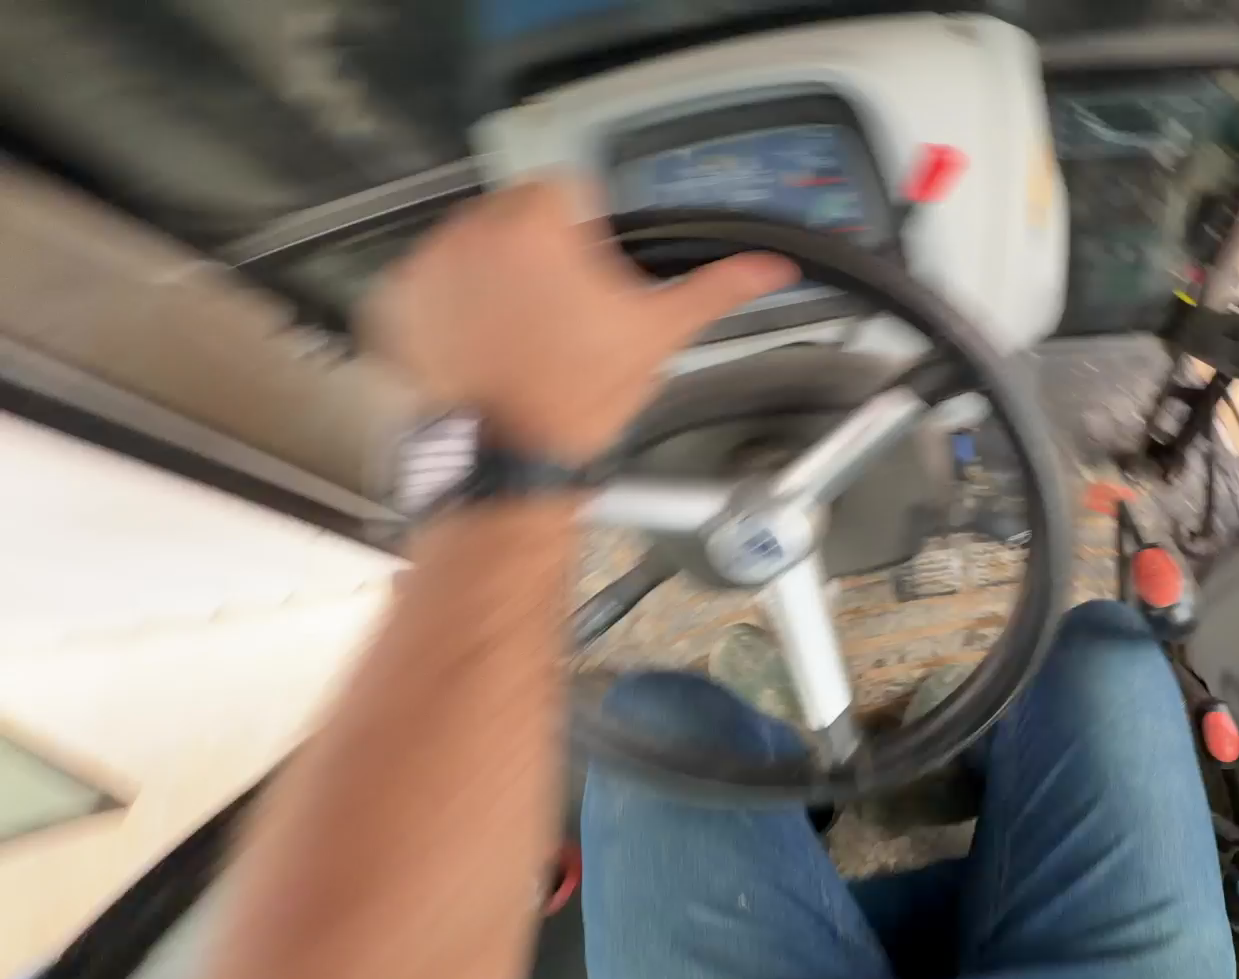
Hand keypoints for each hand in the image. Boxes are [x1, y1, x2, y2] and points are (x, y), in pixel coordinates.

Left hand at [366, 178, 796, 464]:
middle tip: (569, 313)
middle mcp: (469, 230)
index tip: (599, 277)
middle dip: (547, 249)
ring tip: (528, 331)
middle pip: (522, 213)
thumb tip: (774, 266)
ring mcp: (424, 264)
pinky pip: (437, 278)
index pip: (573, 190)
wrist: (514, 460)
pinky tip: (490, 342)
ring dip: (504, 270)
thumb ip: (716, 291)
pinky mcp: (395, 300)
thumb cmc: (586, 394)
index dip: (596, 234)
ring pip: (478, 242)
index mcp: (539, 227)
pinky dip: (460, 299)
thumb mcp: (659, 337)